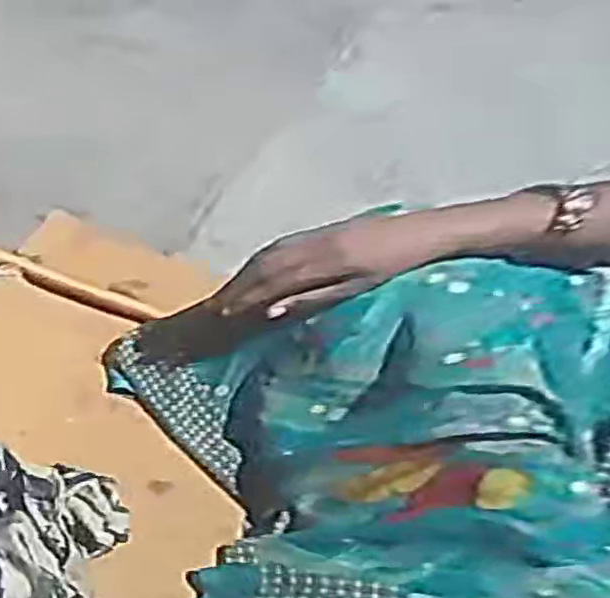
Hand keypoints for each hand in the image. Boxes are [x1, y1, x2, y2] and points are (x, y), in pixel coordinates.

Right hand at [138, 208, 472, 361]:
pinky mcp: (321, 231)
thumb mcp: (358, 289)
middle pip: (262, 268)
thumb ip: (311, 299)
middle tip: (211, 308)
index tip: (221, 316)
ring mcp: (317, 235)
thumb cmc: (400, 267)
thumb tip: (268, 312)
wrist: (438, 229)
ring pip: (267, 256)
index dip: (243, 300)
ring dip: (241, 276)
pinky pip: (279, 247)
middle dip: (234, 289)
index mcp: (326, 261)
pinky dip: (257, 262)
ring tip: (224, 294)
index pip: (271, 282)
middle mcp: (316, 244)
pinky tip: (249, 274)